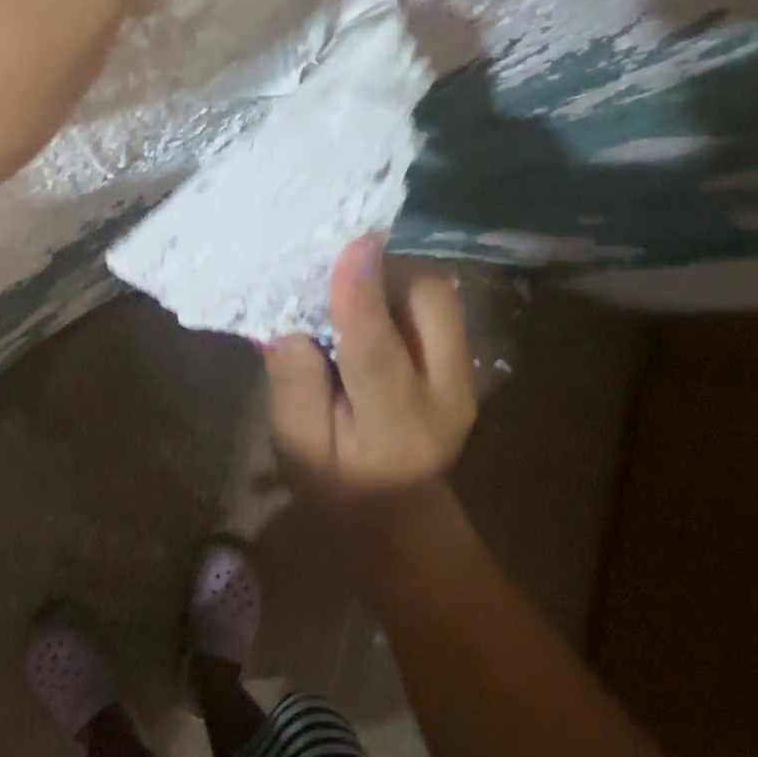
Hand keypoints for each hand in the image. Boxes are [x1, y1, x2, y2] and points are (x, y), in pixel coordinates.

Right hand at [263, 234, 477, 516]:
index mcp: (397, 430)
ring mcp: (466, 376)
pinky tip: (371, 300)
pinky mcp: (464, 360)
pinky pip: (436, 303)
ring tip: (351, 286)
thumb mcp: (297, 448)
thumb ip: (294, 387)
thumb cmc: (335, 485)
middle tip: (336, 270)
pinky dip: (400, 288)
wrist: (395, 511)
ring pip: (439, 295)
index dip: (362, 299)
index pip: (378, 354)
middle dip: (385, 272)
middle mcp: (447, 396)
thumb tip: (291, 326)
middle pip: (431, 306)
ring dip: (394, 276)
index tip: (351, 245)